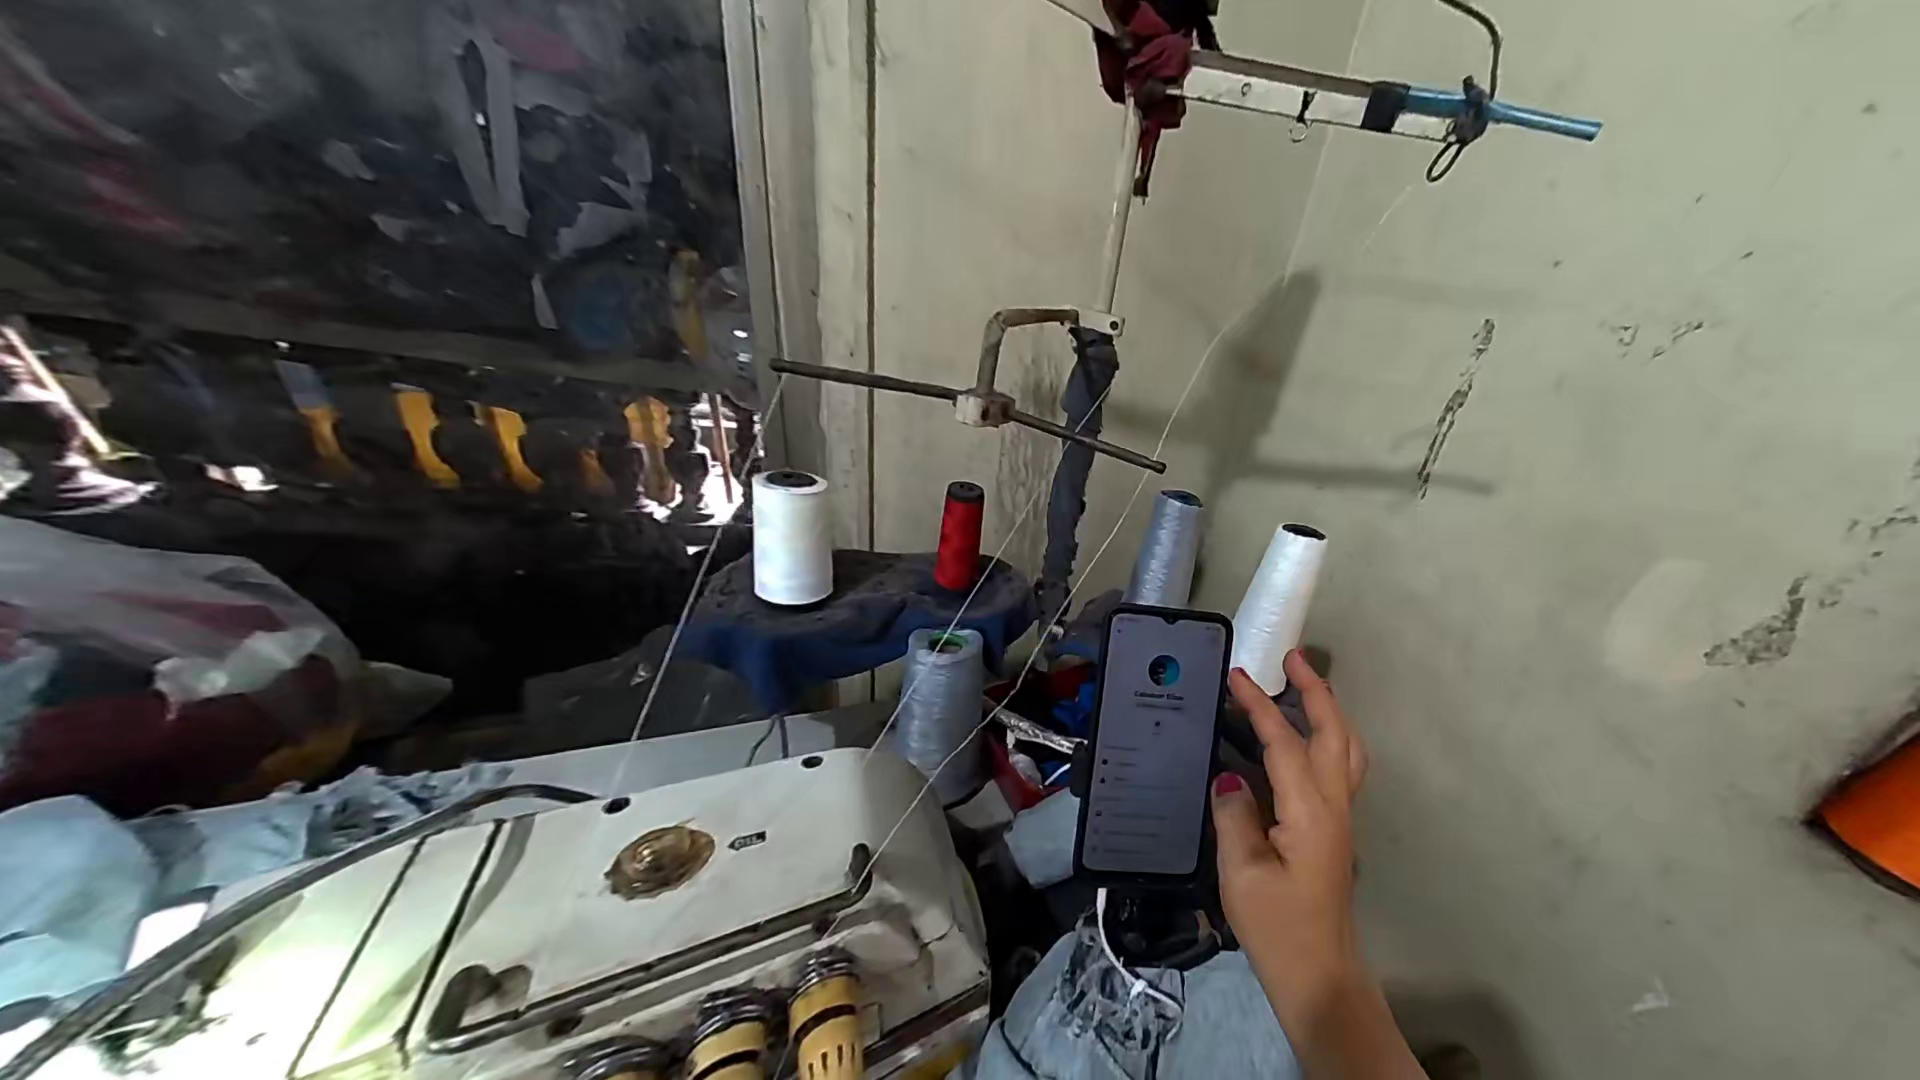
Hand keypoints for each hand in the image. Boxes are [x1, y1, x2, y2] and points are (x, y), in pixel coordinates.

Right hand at [1212, 650, 1418, 1079]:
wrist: (1317, 973)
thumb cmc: (1276, 924)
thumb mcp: (1241, 871)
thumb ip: (1233, 814)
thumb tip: (1229, 775)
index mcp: (1310, 812)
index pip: (1286, 744)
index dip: (1261, 706)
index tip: (1237, 676)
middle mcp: (1334, 807)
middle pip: (1335, 735)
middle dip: (1317, 692)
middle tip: (1293, 658)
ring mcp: (1339, 817)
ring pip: (1346, 750)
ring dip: (1328, 711)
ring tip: (1303, 686)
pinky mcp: (1332, 828)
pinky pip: (1338, 767)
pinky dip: (1325, 736)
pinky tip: (1302, 737)